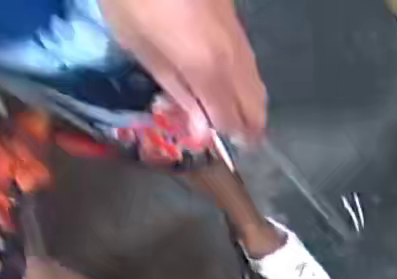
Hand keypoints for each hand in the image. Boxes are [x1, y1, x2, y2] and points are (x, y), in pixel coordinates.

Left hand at [99, 0, 266, 142]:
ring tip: (239, 117)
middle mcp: (231, 60)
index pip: (228, 120)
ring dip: (251, 108)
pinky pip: (250, 66)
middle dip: (248, 129)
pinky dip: (247, 84)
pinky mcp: (237, 21)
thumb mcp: (138, 45)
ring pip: (258, 88)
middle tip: (238, 140)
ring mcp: (238, 39)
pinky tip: (233, 85)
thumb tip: (201, 129)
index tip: (212, 140)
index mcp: (206, 69)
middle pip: (254, 108)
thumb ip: (176, 90)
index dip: (222, 135)